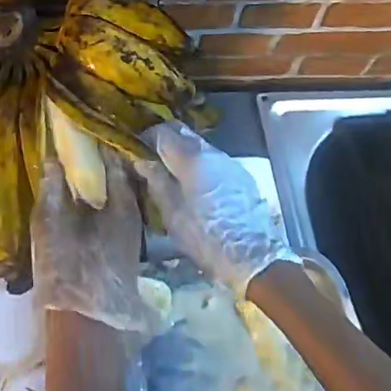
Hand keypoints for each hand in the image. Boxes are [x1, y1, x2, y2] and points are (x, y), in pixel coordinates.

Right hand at [31, 150, 150, 332]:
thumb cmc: (67, 268)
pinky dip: (102, 195)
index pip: (115, 159)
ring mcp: (130, 229)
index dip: (100, 142)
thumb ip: (52, 188)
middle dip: (102, 157)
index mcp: (120, 202)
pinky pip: (114, 208)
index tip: (84, 125)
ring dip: (102, 177)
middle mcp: (131, 211)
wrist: (85, 323)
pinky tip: (85, 193)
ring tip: (80, 159)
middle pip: (119, 174)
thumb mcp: (50, 224)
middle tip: (80, 139)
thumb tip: (51, 158)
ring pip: (117, 192)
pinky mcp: (123, 244)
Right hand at [135, 120, 292, 296]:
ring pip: (199, 145)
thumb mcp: (172, 213)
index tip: (136, 152)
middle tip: (150, 160)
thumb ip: (156, 180)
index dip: (145, 138)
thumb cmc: (205, 237)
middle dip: (164, 140)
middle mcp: (211, 152)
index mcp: (191, 158)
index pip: (162, 131)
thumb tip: (142, 160)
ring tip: (171, 174)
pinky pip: (213, 160)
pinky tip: (195, 186)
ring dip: (182, 153)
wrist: (254, 258)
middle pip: (182, 132)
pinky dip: (199, 164)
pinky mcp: (240, 175)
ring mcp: (228, 161)